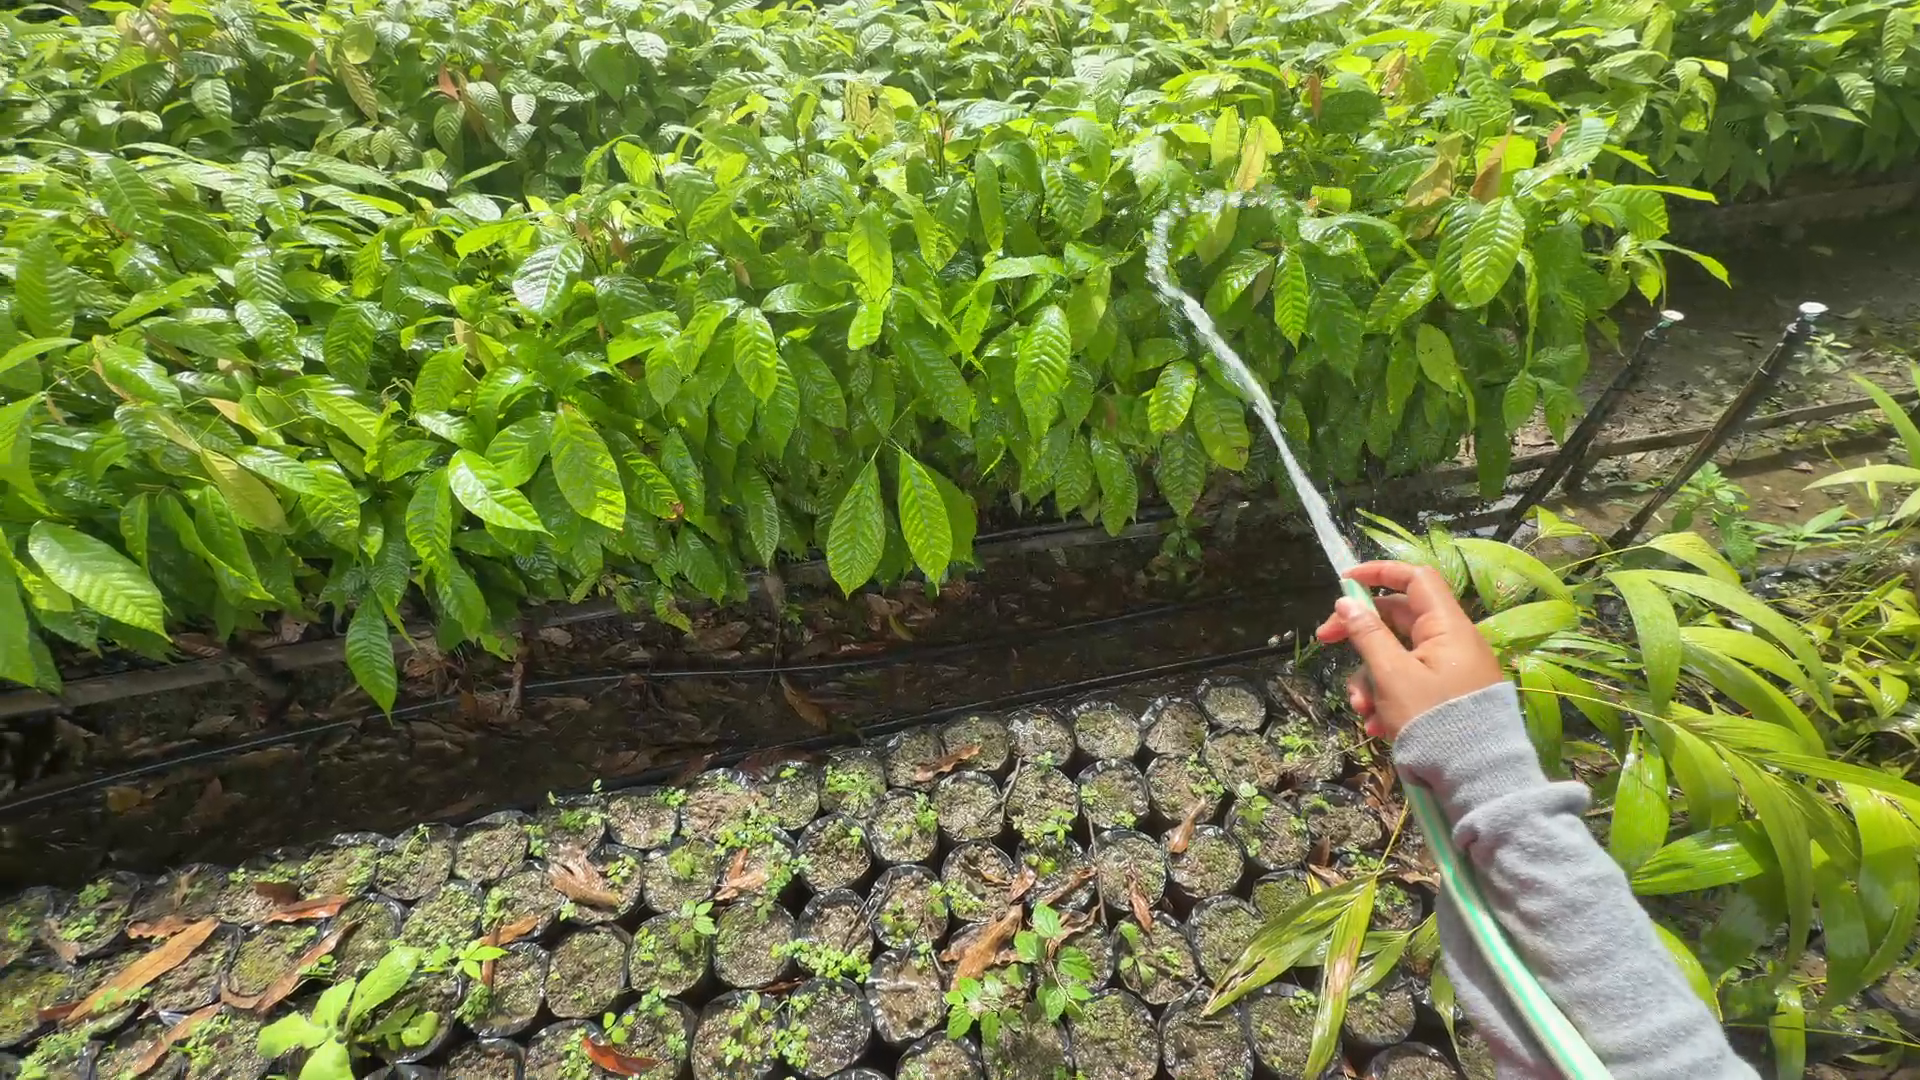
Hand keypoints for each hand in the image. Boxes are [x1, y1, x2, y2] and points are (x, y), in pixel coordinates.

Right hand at [1315, 560, 1504, 740]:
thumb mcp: (1391, 674)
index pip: (1415, 579)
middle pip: (1396, 618)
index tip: (1344, 582)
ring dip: (1368, 676)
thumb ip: (1367, 634)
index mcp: (1447, 628)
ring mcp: (1448, 670)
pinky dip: (1385, 696)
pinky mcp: (1444, 695)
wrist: (1477, 780)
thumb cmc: (1433, 719)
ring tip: (1360, 707)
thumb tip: (1347, 602)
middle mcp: (1450, 643)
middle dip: (1358, 633)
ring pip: (1395, 654)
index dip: (1379, 572)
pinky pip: (1406, 681)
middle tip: (1324, 641)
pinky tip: (1376, 723)